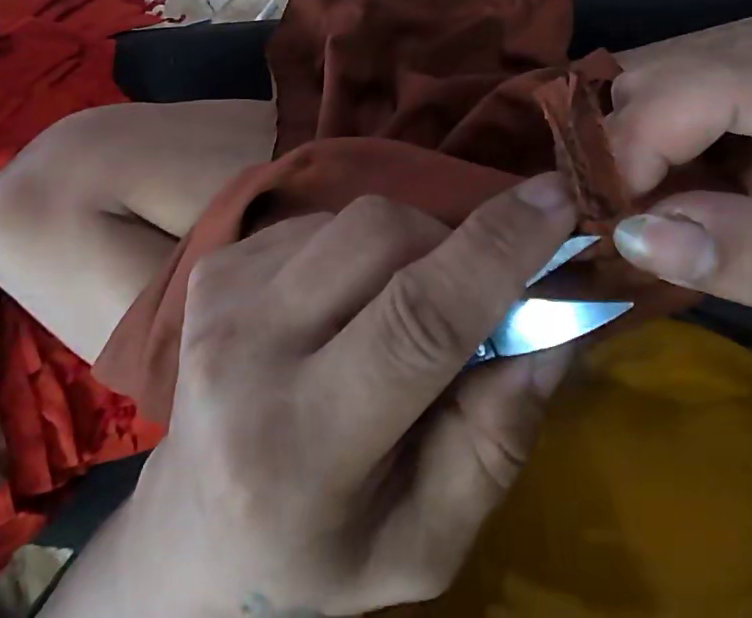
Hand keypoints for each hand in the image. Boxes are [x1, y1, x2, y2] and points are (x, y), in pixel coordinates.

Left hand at [44, 178, 580, 616]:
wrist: (194, 532)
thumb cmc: (321, 552)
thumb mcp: (427, 539)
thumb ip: (495, 439)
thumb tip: (556, 324)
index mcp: (303, 444)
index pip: (415, 321)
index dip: (495, 251)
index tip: (558, 198)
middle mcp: (245, 354)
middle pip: (380, 238)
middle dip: (452, 243)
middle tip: (472, 291)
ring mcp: (218, 300)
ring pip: (350, 218)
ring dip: (405, 246)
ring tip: (397, 310)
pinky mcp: (210, 268)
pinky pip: (314, 223)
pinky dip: (356, 250)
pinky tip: (342, 305)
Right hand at [605, 40, 751, 357]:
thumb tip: (636, 236)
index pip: (715, 84)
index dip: (642, 139)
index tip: (608, 214)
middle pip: (666, 78)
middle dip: (622, 152)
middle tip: (617, 226)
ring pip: (645, 93)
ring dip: (622, 160)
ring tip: (642, 222)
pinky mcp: (730, 101)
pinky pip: (650, 117)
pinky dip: (634, 165)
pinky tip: (660, 206)